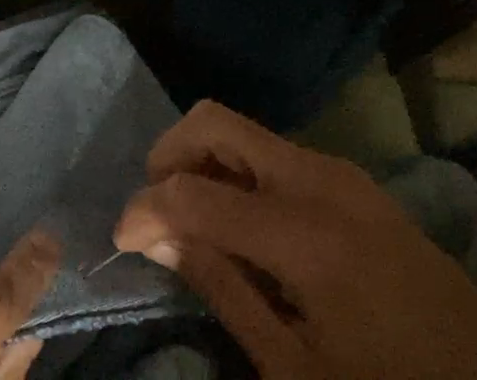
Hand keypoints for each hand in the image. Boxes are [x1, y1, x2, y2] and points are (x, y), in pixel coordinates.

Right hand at [114, 101, 476, 379]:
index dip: (143, 211)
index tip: (122, 241)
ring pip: (242, 133)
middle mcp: (318, 179)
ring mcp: (340, 174)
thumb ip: (223, 290)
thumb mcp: (295, 368)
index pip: (191, 194)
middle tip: (157, 213)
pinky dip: (237, 173)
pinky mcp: (354, 184)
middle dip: (168, 156)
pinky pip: (273, 155)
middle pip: (214, 123)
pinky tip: (242, 227)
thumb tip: (162, 237)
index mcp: (302, 231)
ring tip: (194, 225)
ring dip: (202, 163)